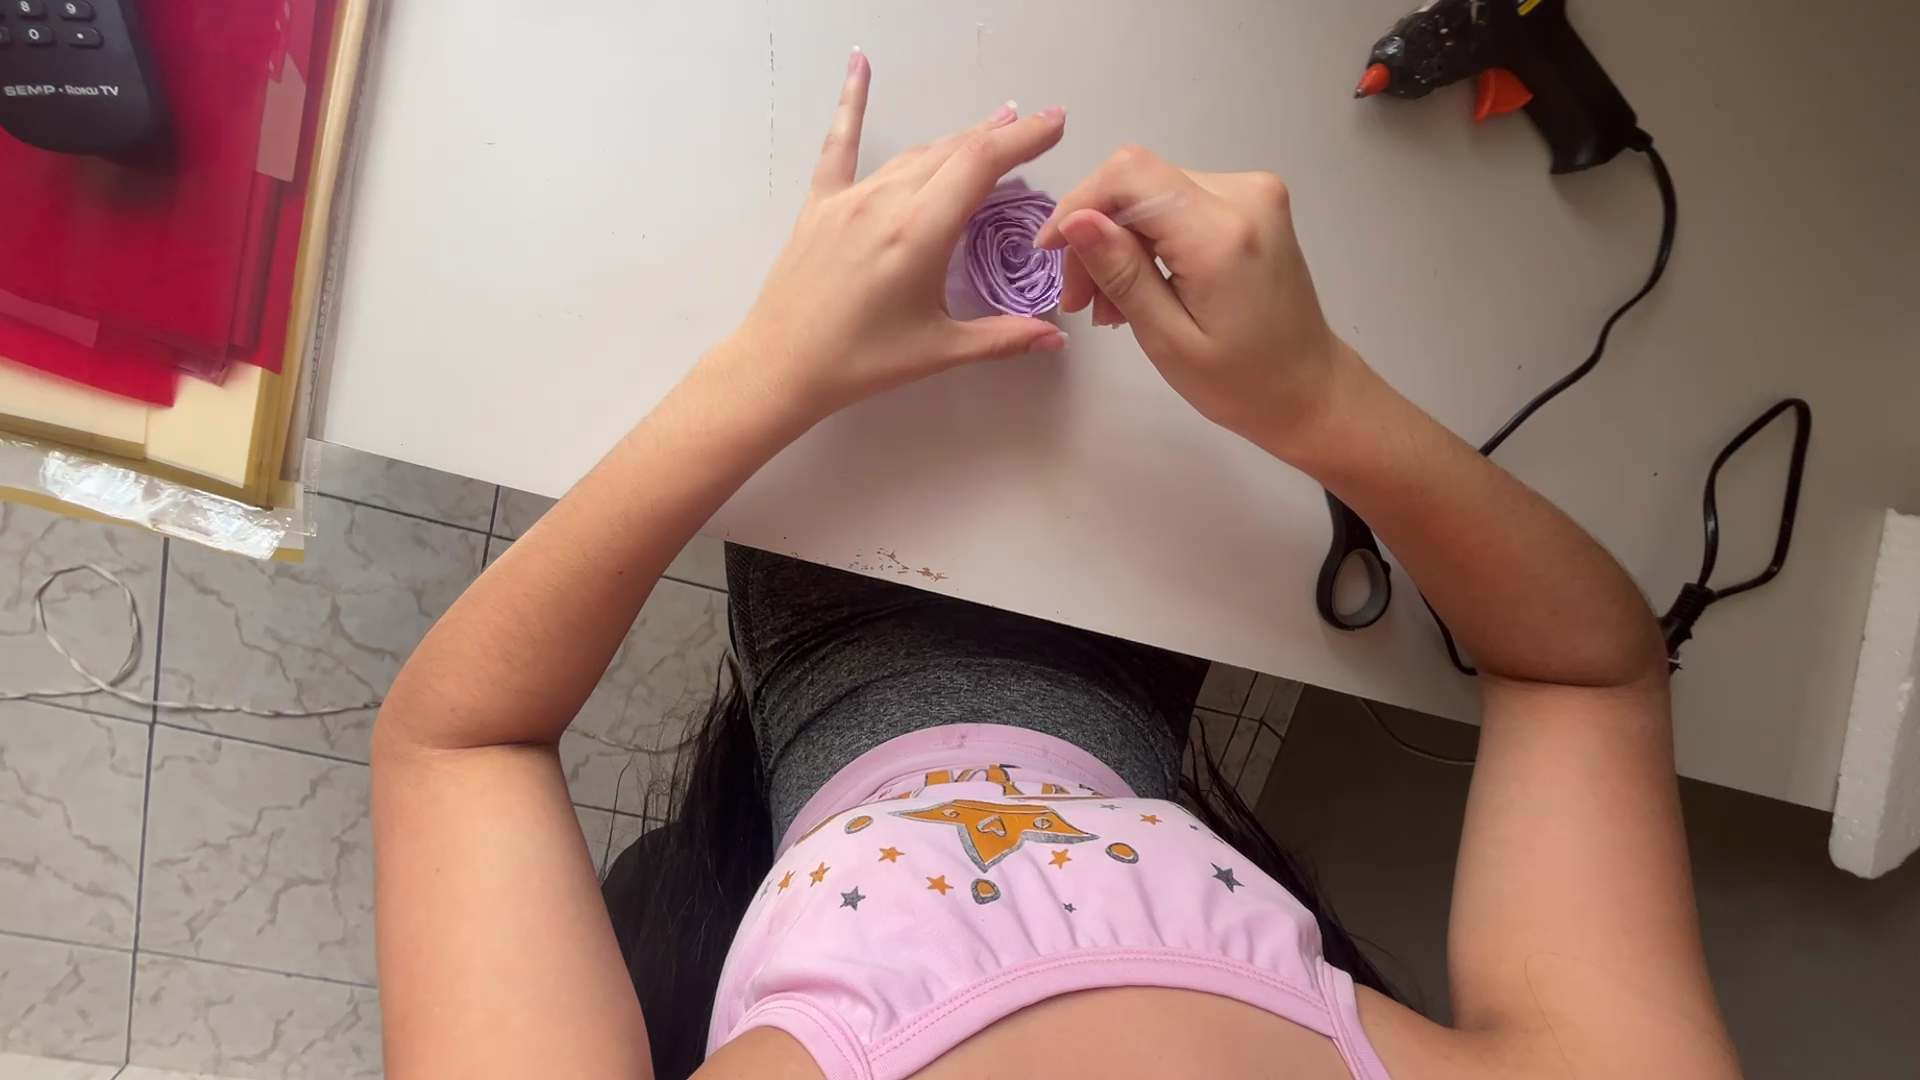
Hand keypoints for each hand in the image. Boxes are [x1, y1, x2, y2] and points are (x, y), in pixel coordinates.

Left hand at [713, 51, 1068, 423]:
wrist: (782, 366)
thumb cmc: (858, 362)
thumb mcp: (938, 350)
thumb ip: (1002, 338)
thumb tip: (1053, 339)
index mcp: (919, 232)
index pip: (982, 165)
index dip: (1024, 139)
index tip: (1053, 124)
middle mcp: (886, 202)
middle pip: (953, 151)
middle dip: (998, 137)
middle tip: (1031, 128)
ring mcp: (850, 199)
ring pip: (913, 153)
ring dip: (955, 138)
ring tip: (989, 126)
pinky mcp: (821, 206)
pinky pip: (840, 145)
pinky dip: (852, 104)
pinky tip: (859, 67)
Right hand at [1035, 145, 1353, 452]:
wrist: (1305, 388)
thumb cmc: (1238, 382)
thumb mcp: (1167, 337)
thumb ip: (1121, 272)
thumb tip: (1075, 220)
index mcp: (1221, 232)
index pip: (1130, 175)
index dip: (1078, 204)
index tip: (1050, 254)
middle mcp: (1242, 193)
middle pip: (1137, 184)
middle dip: (1095, 236)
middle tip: (1080, 302)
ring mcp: (1251, 194)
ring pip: (1151, 195)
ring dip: (1118, 245)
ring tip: (1110, 307)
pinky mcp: (1250, 205)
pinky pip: (1177, 207)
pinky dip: (1147, 243)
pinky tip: (1139, 288)